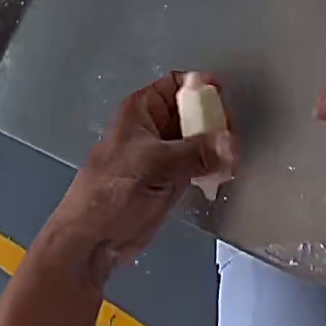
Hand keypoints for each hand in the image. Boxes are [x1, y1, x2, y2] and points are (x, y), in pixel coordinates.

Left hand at [43, 72, 236, 280]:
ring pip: (200, 137)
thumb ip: (196, 153)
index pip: (177, 84)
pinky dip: (213, 165)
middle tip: (231, 133)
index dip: (200, 85)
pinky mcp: (173, 177)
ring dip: (216, 144)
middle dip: (214, 119)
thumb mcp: (154, 164)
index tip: (223, 96)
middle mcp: (155, 125)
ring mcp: (165, 152)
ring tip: (232, 155)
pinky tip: (225, 173)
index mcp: (143, 109)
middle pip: (193, 110)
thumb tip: (231, 144)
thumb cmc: (112, 191)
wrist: (92, 241)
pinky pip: (200, 162)